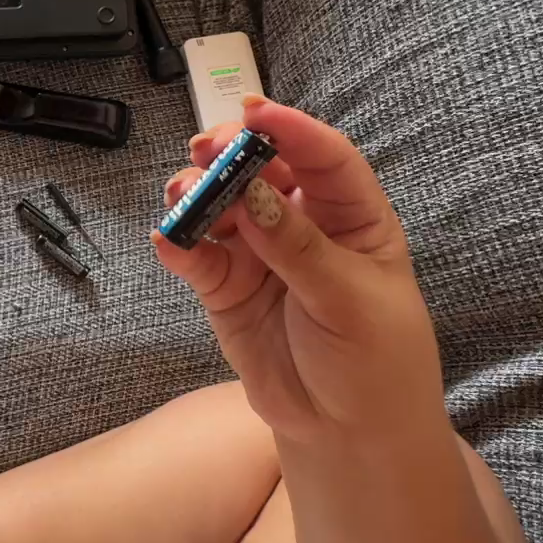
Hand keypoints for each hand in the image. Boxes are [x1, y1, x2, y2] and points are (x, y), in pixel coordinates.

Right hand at [150, 96, 446, 442]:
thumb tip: (248, 191)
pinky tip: (168, 239)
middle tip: (204, 148)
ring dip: (195, 192)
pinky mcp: (221, 283)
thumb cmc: (374, 361)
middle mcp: (298, 224)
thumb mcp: (350, 300)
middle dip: (229, 152)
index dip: (291, 128)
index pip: (323, 158)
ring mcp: (255, 252)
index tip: (254, 110)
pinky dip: (176, 242)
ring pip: (217, 204)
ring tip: (181, 195)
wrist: (344, 432)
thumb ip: (297, 246)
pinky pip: (193, 253)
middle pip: (258, 170)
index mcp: (351, 218)